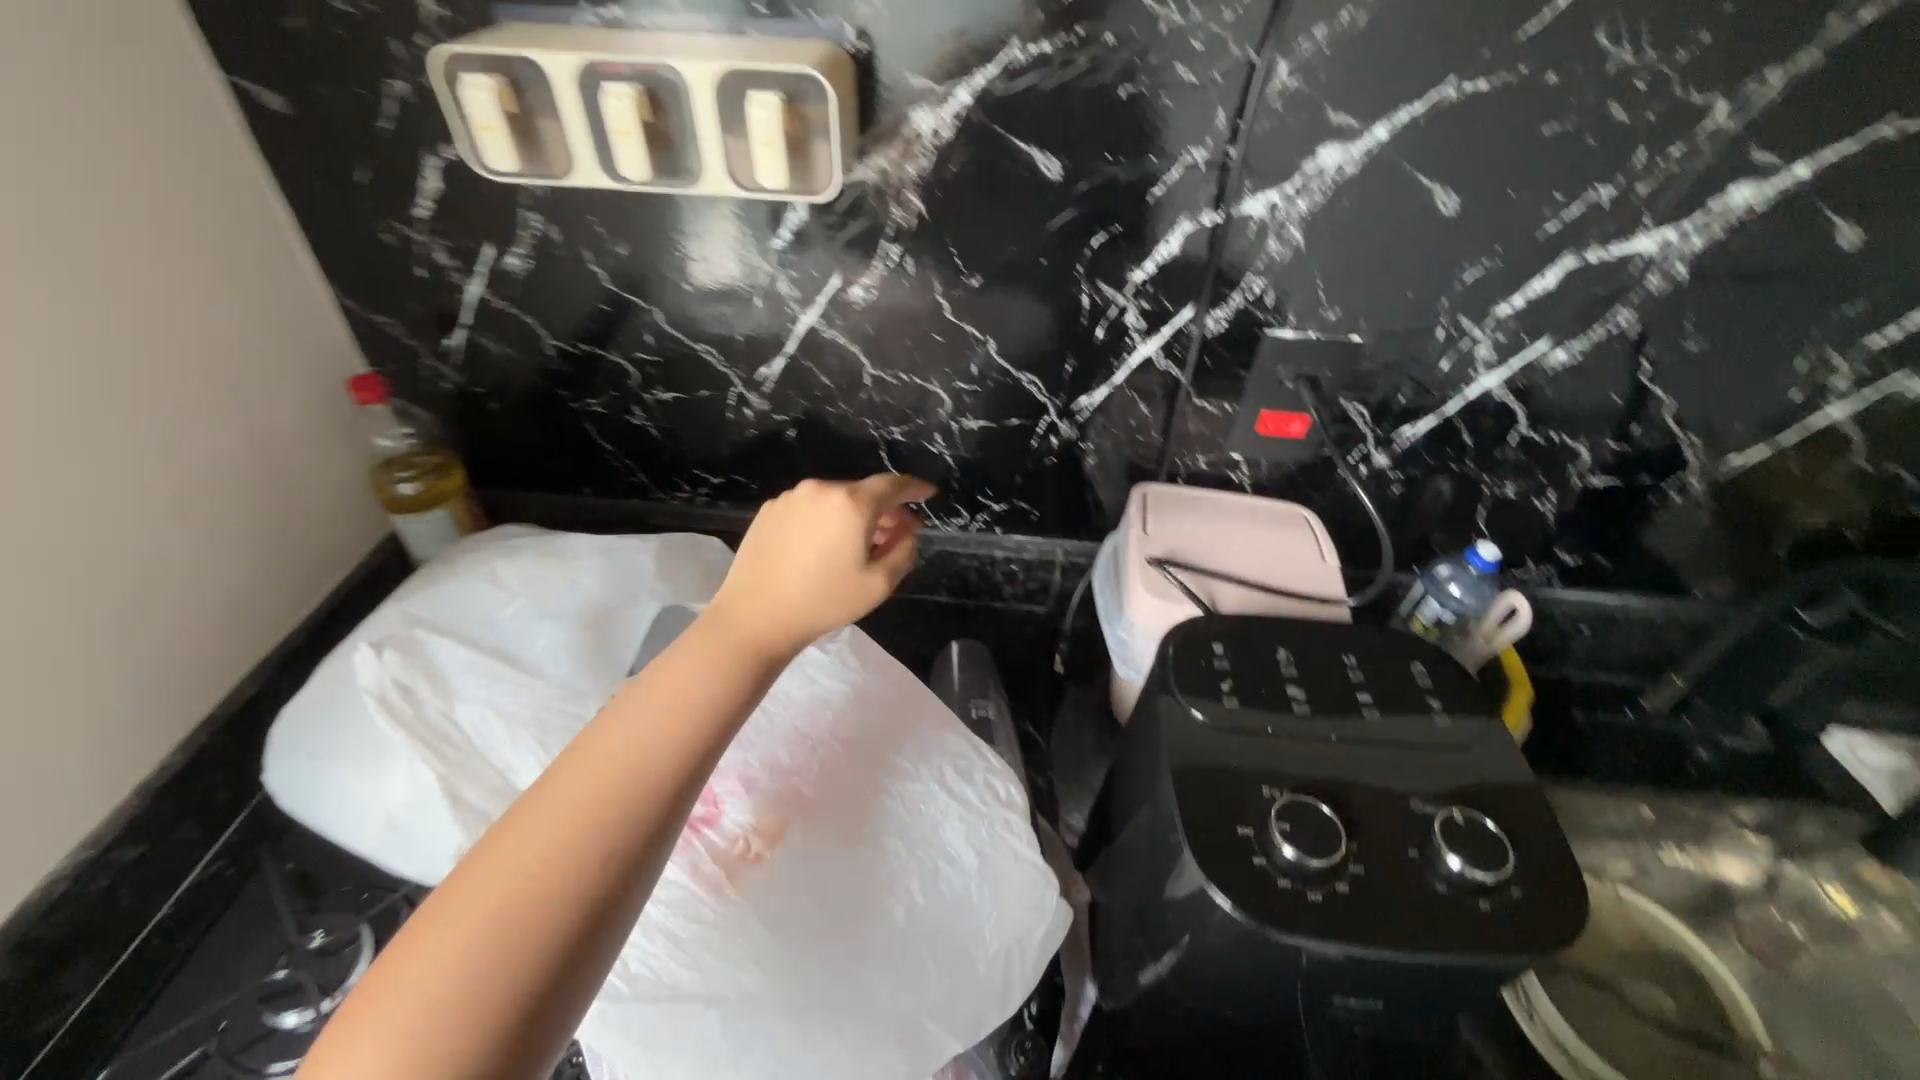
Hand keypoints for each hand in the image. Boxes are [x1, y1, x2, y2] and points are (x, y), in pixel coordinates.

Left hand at [706, 474, 937, 658]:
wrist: (756, 616)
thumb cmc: (824, 601)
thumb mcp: (878, 584)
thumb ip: (904, 552)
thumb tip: (907, 534)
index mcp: (852, 503)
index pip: (893, 485)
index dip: (915, 488)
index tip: (929, 494)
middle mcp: (821, 489)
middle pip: (863, 492)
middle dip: (884, 509)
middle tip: (898, 533)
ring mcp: (791, 498)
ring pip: (834, 500)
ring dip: (853, 515)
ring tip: (860, 543)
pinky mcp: (769, 511)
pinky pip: (809, 508)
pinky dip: (825, 519)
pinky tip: (824, 547)